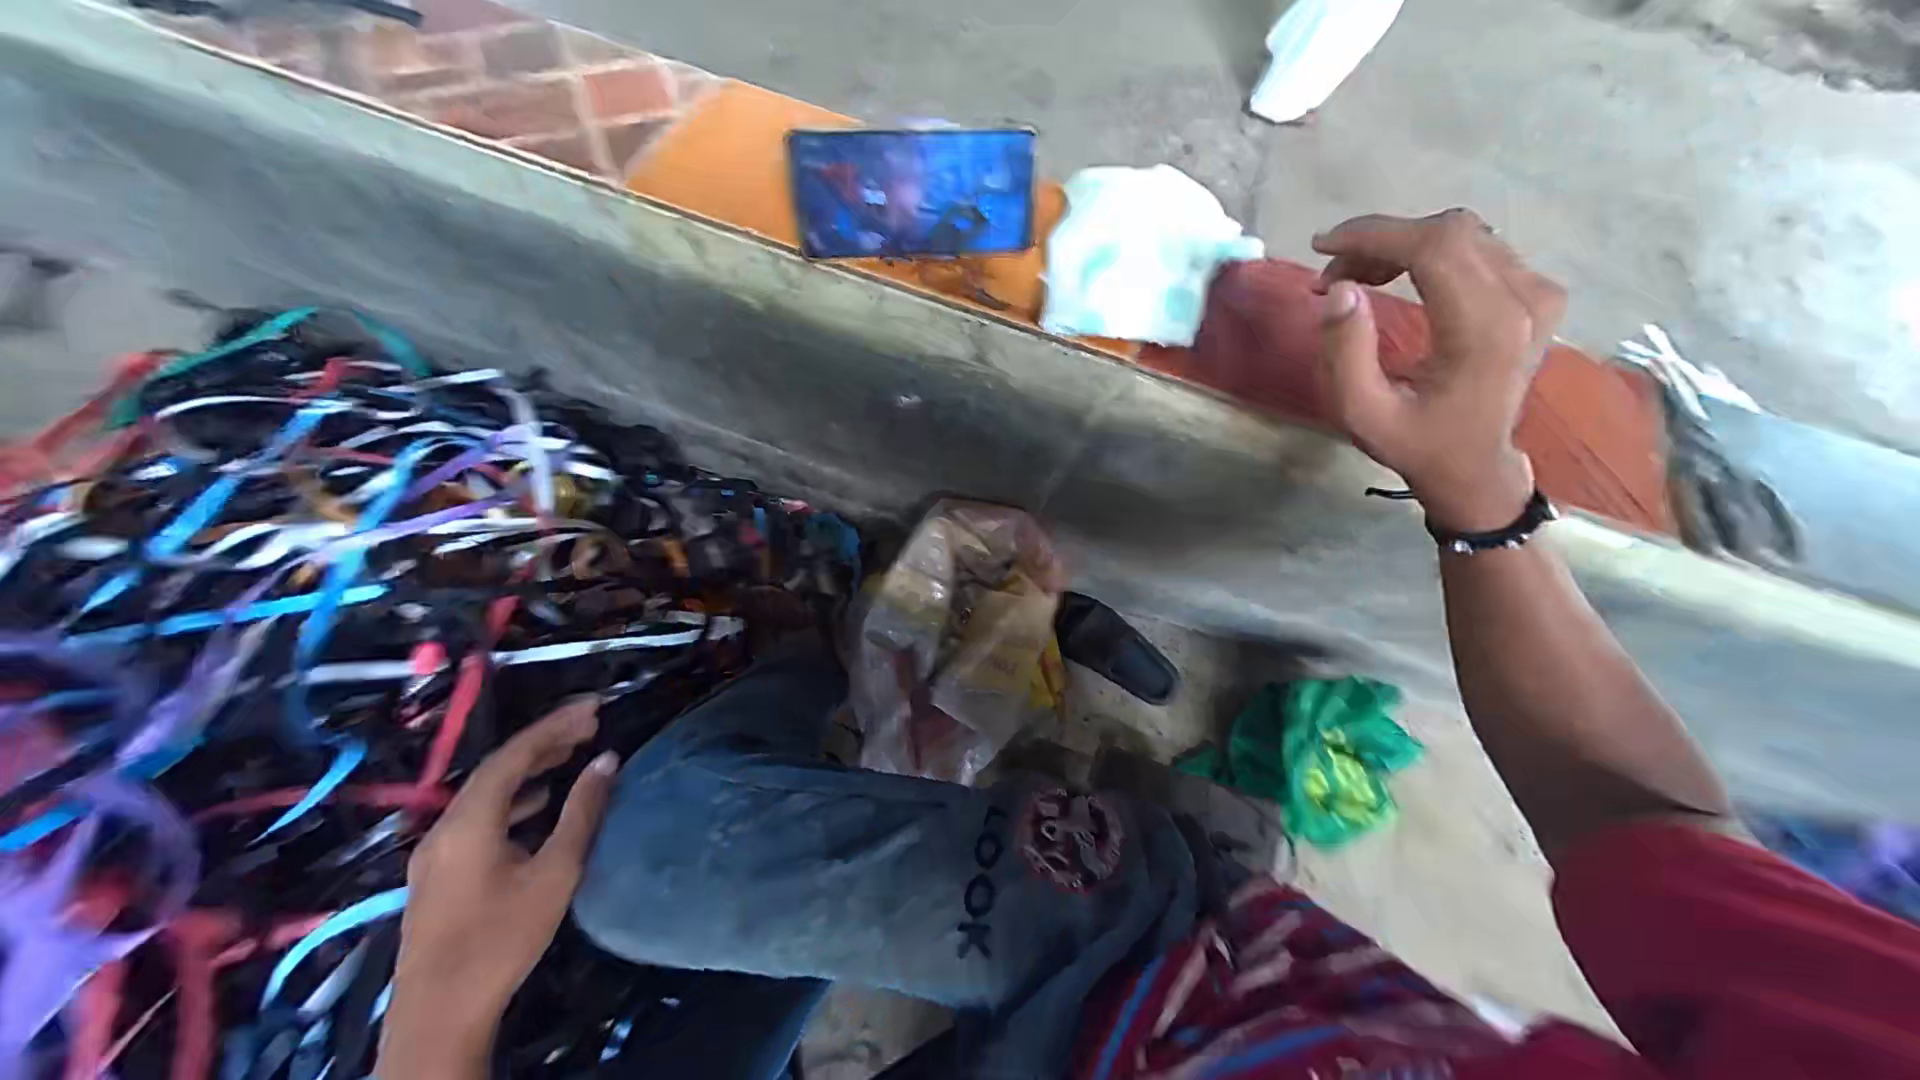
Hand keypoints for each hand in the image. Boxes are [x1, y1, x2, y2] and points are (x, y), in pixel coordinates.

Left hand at [377, 698, 618, 1079]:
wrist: (439, 1016)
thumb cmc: (503, 938)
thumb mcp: (556, 872)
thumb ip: (582, 811)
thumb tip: (607, 760)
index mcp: (469, 821)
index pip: (514, 755)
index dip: (555, 726)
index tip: (595, 707)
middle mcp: (445, 827)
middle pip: (497, 769)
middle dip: (544, 741)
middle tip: (590, 724)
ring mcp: (436, 851)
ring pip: (486, 791)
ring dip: (529, 767)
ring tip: (571, 753)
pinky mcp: (439, 871)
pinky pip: (479, 814)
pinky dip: (514, 796)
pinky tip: (538, 803)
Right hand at [1311, 209, 1566, 531]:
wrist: (1474, 465)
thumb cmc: (1414, 443)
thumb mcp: (1361, 413)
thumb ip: (1345, 354)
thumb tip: (1339, 289)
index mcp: (1484, 329)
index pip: (1434, 247)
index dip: (1373, 236)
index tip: (1322, 246)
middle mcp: (1524, 298)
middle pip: (1449, 232)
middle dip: (1379, 241)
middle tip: (1330, 275)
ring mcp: (1538, 292)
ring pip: (1462, 234)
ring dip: (1398, 246)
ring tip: (1353, 279)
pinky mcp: (1536, 292)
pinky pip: (1476, 248)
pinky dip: (1424, 252)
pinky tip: (1392, 276)